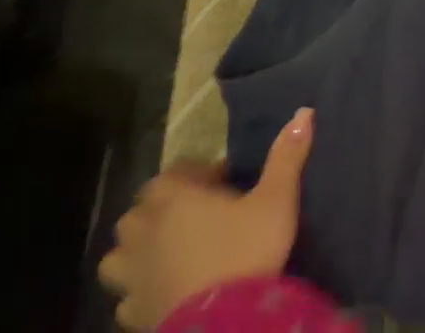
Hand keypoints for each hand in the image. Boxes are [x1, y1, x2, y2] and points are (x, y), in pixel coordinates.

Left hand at [99, 108, 313, 330]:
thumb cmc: (248, 247)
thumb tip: (304, 111)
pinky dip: (142, 286)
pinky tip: (166, 287)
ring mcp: (132, 274)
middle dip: (163, 208)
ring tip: (171, 250)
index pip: (170, 175)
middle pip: (140, 211)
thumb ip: (286, 156)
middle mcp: (144, 232)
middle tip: (199, 212)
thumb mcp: (277, 197)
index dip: (194, 174)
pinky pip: (128, 293)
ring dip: (140, 248)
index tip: (223, 180)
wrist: (222, 317)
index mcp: (175, 200)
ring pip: (121, 253)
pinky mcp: (132, 308)